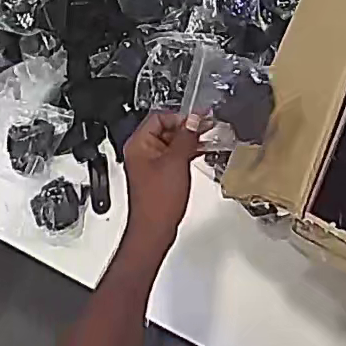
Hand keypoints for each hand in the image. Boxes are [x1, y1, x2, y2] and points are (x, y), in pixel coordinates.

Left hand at [119, 112, 204, 263]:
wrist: (154, 229)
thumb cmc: (158, 201)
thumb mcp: (177, 161)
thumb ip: (186, 137)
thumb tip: (194, 120)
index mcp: (139, 143)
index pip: (160, 116)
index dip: (181, 116)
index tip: (199, 119)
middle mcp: (141, 151)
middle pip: (165, 127)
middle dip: (186, 127)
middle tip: (206, 127)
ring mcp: (149, 163)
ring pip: (170, 141)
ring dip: (188, 139)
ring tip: (206, 138)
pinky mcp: (158, 174)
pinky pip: (172, 155)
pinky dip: (185, 152)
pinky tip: (199, 152)